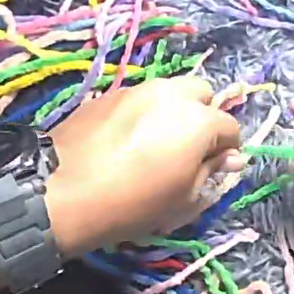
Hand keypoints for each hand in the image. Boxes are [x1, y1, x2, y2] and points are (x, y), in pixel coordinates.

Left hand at [45, 77, 241, 253]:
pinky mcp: (107, 94)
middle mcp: (171, 94)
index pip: (229, 127)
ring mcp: (136, 89)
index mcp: (198, 120)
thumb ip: (210, 172)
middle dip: (203, 116)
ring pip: (168, 91)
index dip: (227, 149)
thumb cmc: (132, 203)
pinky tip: (127, 141)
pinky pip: (138, 98)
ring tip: (155, 144)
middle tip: (187, 148)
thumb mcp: (182, 199)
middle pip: (202, 93)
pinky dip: (143, 113)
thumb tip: (231, 158)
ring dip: (172, 111)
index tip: (214, 168)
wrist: (62, 191)